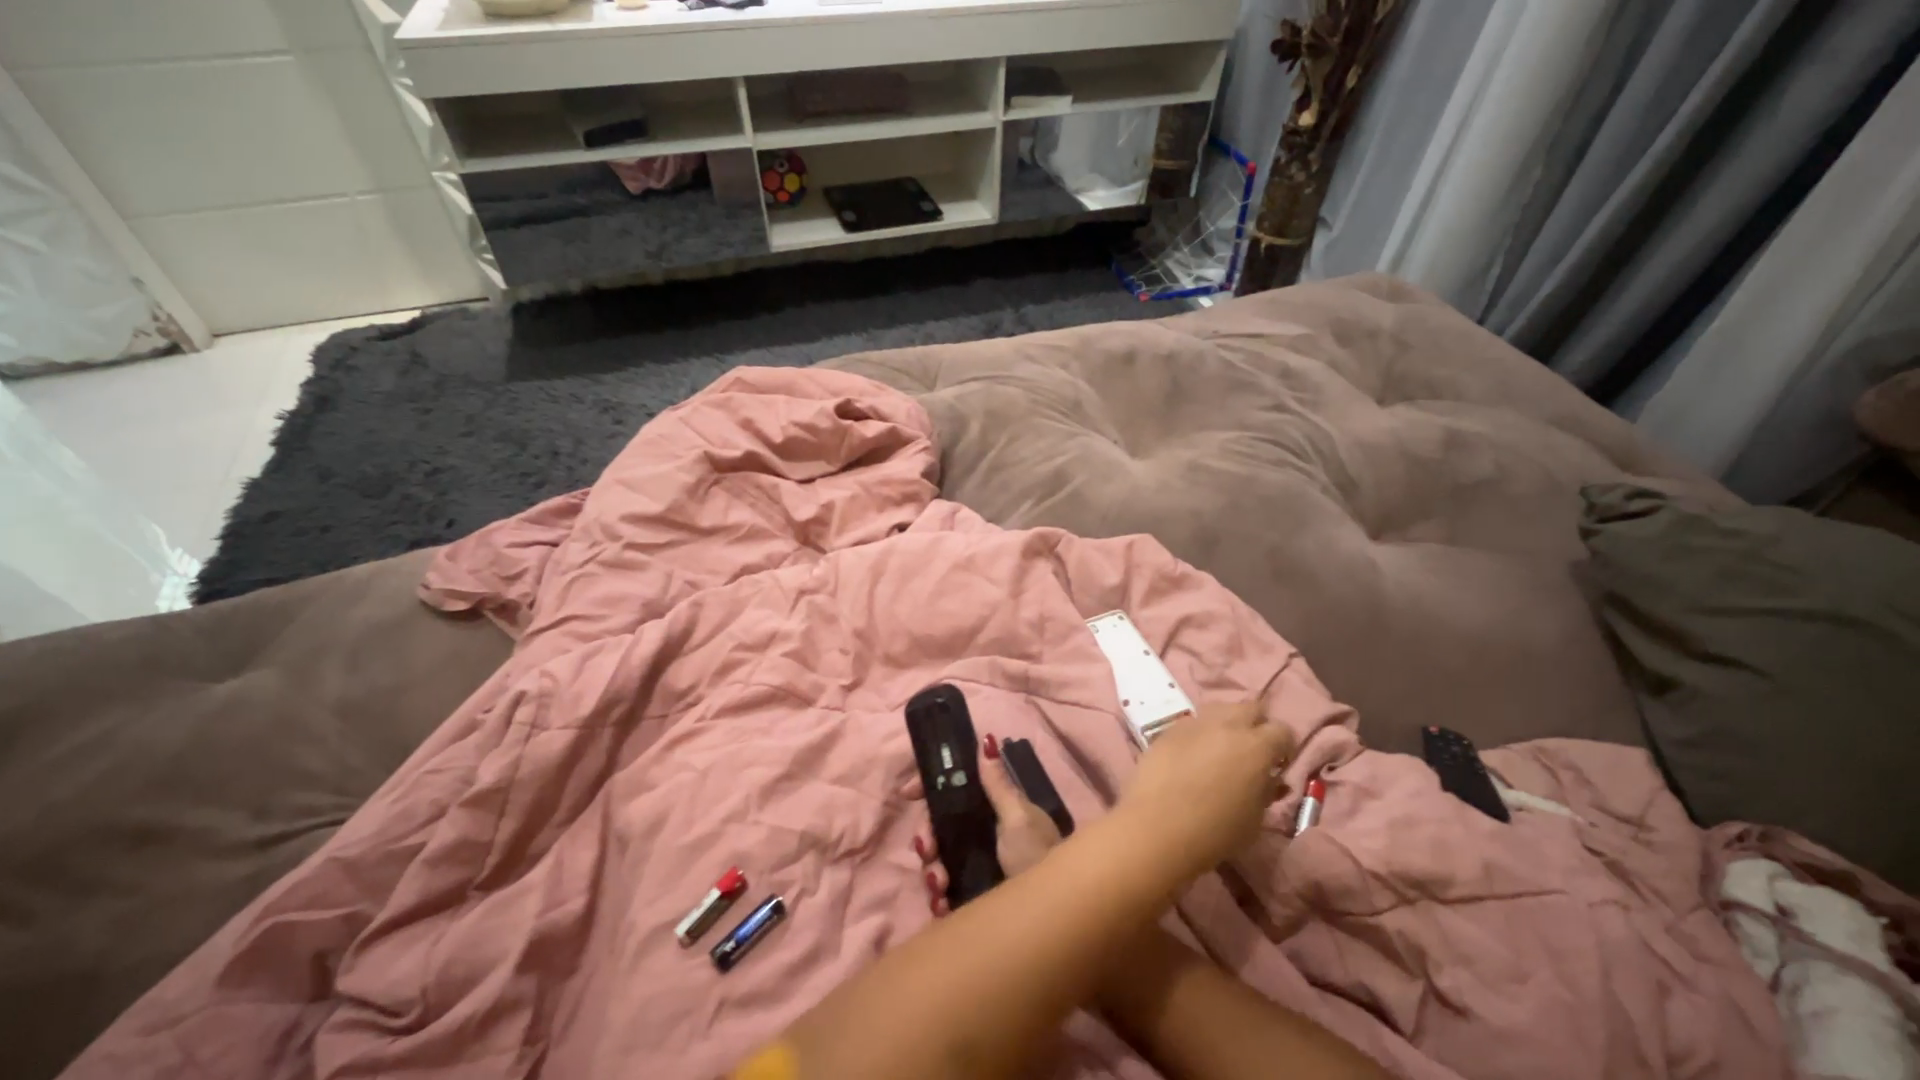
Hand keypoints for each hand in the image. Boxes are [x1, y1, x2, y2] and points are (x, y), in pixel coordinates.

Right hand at [906, 734, 1062, 915]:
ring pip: (936, 861)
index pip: (951, 790)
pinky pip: (943, 893)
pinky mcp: (970, 893)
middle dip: (926, 837)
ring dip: (931, 871)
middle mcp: (978, 833)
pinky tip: (942, 904)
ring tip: (940, 884)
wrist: (1052, 907)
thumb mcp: (1019, 817)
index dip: (927, 789)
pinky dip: (938, 899)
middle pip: (936, 827)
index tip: (908, 793)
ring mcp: (973, 864)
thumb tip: (987, 742)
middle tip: (928, 849)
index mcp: (990, 809)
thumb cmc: (1038, 854)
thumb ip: (998, 785)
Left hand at [1113, 702, 1293, 883]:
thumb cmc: (1215, 833)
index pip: (1283, 731)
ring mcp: (1194, 724)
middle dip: (1256, 726)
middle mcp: (1227, 725)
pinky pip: (1191, 724)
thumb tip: (1269, 779)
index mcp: (1257, 746)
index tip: (1278, 765)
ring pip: (1219, 709)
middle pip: (1251, 709)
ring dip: (1226, 724)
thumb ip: (1266, 791)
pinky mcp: (1167, 731)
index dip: (1284, 748)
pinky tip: (1191, 756)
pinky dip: (1198, 734)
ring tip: (1220, 750)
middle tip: (1251, 752)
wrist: (1157, 830)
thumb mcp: (1255, 819)